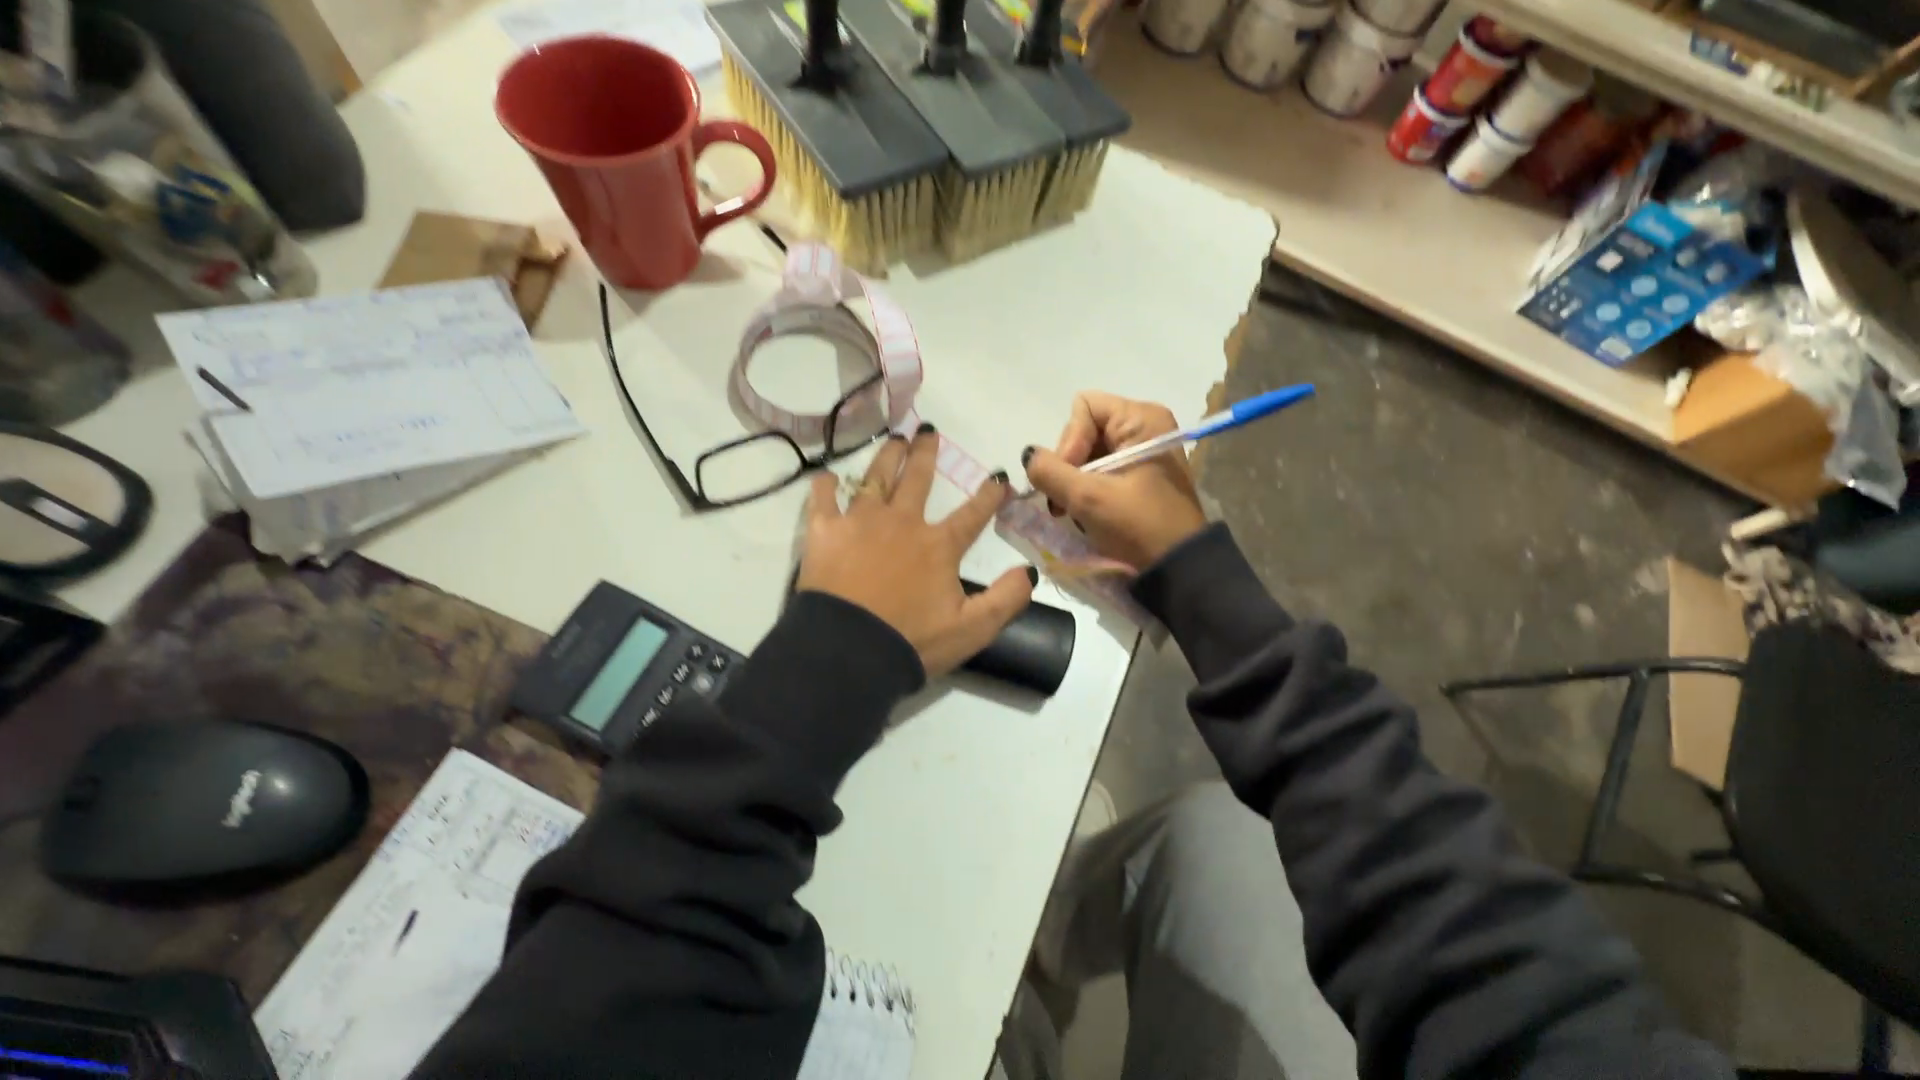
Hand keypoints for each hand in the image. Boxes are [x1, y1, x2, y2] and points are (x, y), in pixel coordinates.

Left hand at [798, 424, 1036, 677]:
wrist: (849, 651)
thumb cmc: (912, 641)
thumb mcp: (973, 629)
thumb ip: (1006, 599)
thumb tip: (1029, 570)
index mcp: (938, 546)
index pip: (971, 514)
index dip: (989, 495)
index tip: (999, 476)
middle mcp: (902, 523)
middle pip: (916, 480)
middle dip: (925, 454)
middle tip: (928, 432)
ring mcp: (860, 522)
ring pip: (875, 478)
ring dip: (886, 457)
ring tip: (893, 439)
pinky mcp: (824, 532)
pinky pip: (823, 499)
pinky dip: (825, 486)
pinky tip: (827, 477)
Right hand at [1021, 392, 1206, 570]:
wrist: (1179, 568)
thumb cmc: (1138, 526)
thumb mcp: (1088, 499)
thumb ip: (1050, 472)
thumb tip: (1029, 456)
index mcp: (1142, 419)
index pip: (1084, 408)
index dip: (1069, 440)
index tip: (1070, 476)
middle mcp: (1145, 426)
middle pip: (1084, 430)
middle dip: (1068, 464)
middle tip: (1062, 500)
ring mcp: (1144, 451)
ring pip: (1089, 453)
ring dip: (1073, 481)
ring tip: (1068, 510)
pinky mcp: (1141, 474)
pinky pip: (1101, 470)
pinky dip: (1087, 489)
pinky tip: (1083, 511)